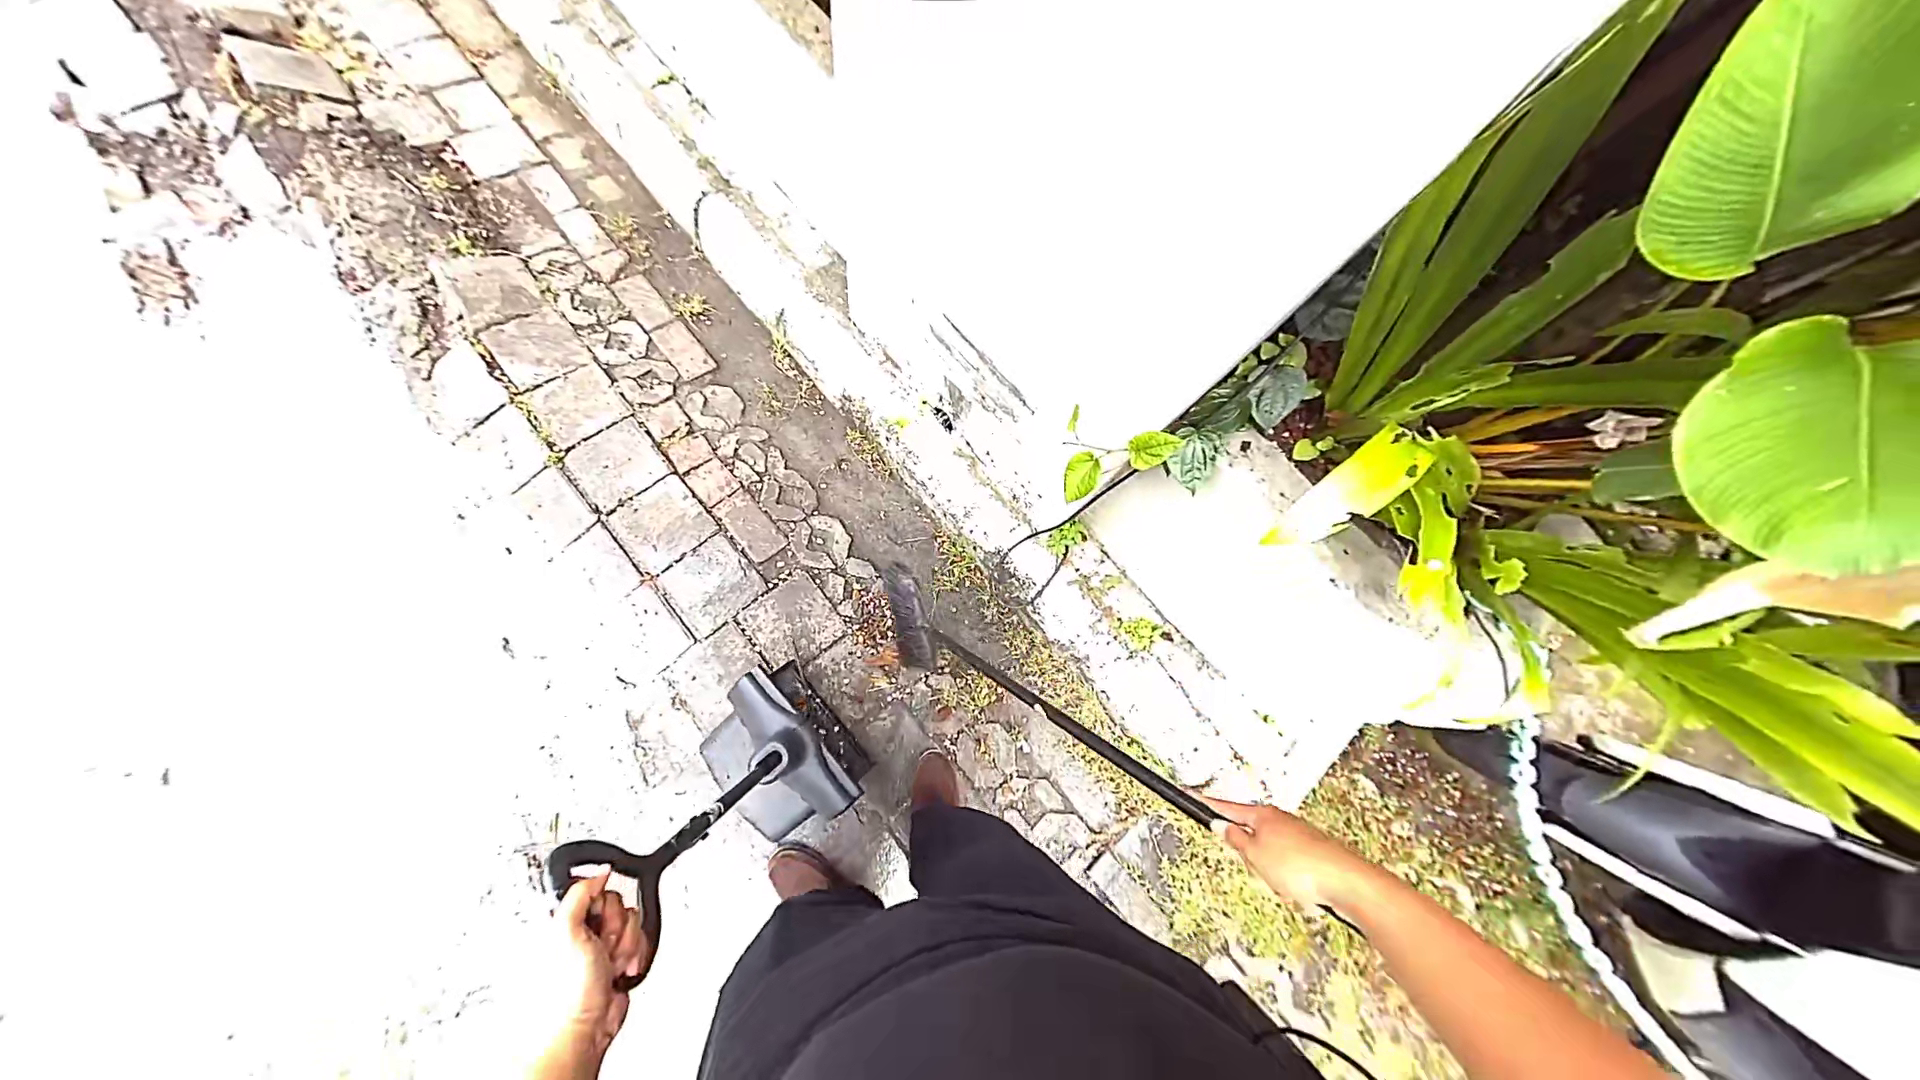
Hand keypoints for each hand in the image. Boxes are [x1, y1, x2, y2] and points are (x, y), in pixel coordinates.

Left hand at [558, 873, 650, 1050]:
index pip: (597, 890)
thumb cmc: (564, 992)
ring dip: (626, 945)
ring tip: (608, 964)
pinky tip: (618, 971)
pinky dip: (634, 956)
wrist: (582, 1029)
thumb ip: (580, 895)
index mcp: (563, 922)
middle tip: (602, 946)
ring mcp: (601, 948)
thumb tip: (598, 871)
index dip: (603, 903)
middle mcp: (582, 933)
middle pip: (618, 905)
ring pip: (632, 923)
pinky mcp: (618, 961)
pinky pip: (639, 942)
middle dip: (617, 926)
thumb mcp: (565, 932)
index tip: (598, 918)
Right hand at [1200, 795, 1386, 916]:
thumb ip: (1235, 840)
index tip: (1191, 795)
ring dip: (1270, 871)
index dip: (1207, 804)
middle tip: (1254, 867)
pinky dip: (1287, 879)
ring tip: (1283, 885)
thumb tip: (1220, 825)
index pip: (1227, 807)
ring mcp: (1298, 837)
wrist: (1347, 883)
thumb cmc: (1300, 866)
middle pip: (1250, 833)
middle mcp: (1280, 821)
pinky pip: (1289, 867)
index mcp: (1262, 815)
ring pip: (1270, 853)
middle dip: (1248, 854)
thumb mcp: (1255, 855)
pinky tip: (1297, 891)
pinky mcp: (1313, 855)